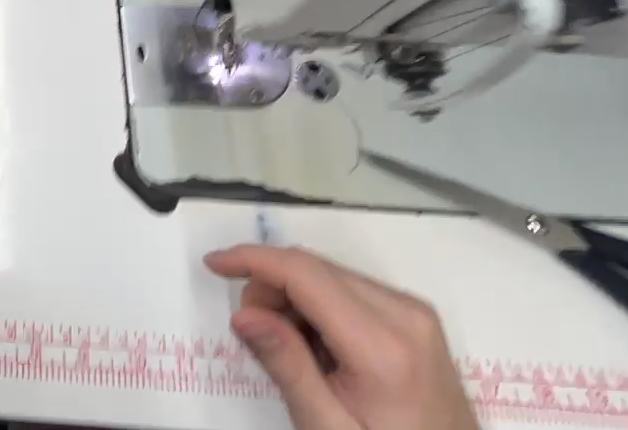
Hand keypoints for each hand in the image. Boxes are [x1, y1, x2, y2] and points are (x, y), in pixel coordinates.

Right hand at [205, 245, 479, 429]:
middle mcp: (404, 313)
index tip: (212, 263)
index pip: (303, 273)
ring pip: (326, 274)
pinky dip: (318, 305)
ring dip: (293, 297)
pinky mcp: (415, 317)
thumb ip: (286, 368)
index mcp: (384, 344)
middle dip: (270, 288)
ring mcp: (414, 313)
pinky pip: (347, 288)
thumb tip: (242, 313)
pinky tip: (319, 346)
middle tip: (256, 335)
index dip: (252, 259)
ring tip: (293, 351)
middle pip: (312, 268)